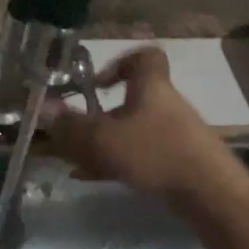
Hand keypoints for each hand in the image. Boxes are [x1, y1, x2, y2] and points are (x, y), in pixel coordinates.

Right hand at [44, 47, 233, 194]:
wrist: (207, 191)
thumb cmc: (155, 153)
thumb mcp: (104, 139)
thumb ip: (71, 125)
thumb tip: (41, 108)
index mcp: (150, 87)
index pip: (144, 57)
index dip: (119, 63)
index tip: (96, 83)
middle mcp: (162, 105)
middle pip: (129, 99)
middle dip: (98, 115)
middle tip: (74, 130)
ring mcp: (169, 134)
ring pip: (129, 131)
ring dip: (102, 142)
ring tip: (73, 159)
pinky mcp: (172, 161)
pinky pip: (136, 155)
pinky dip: (112, 162)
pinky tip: (89, 177)